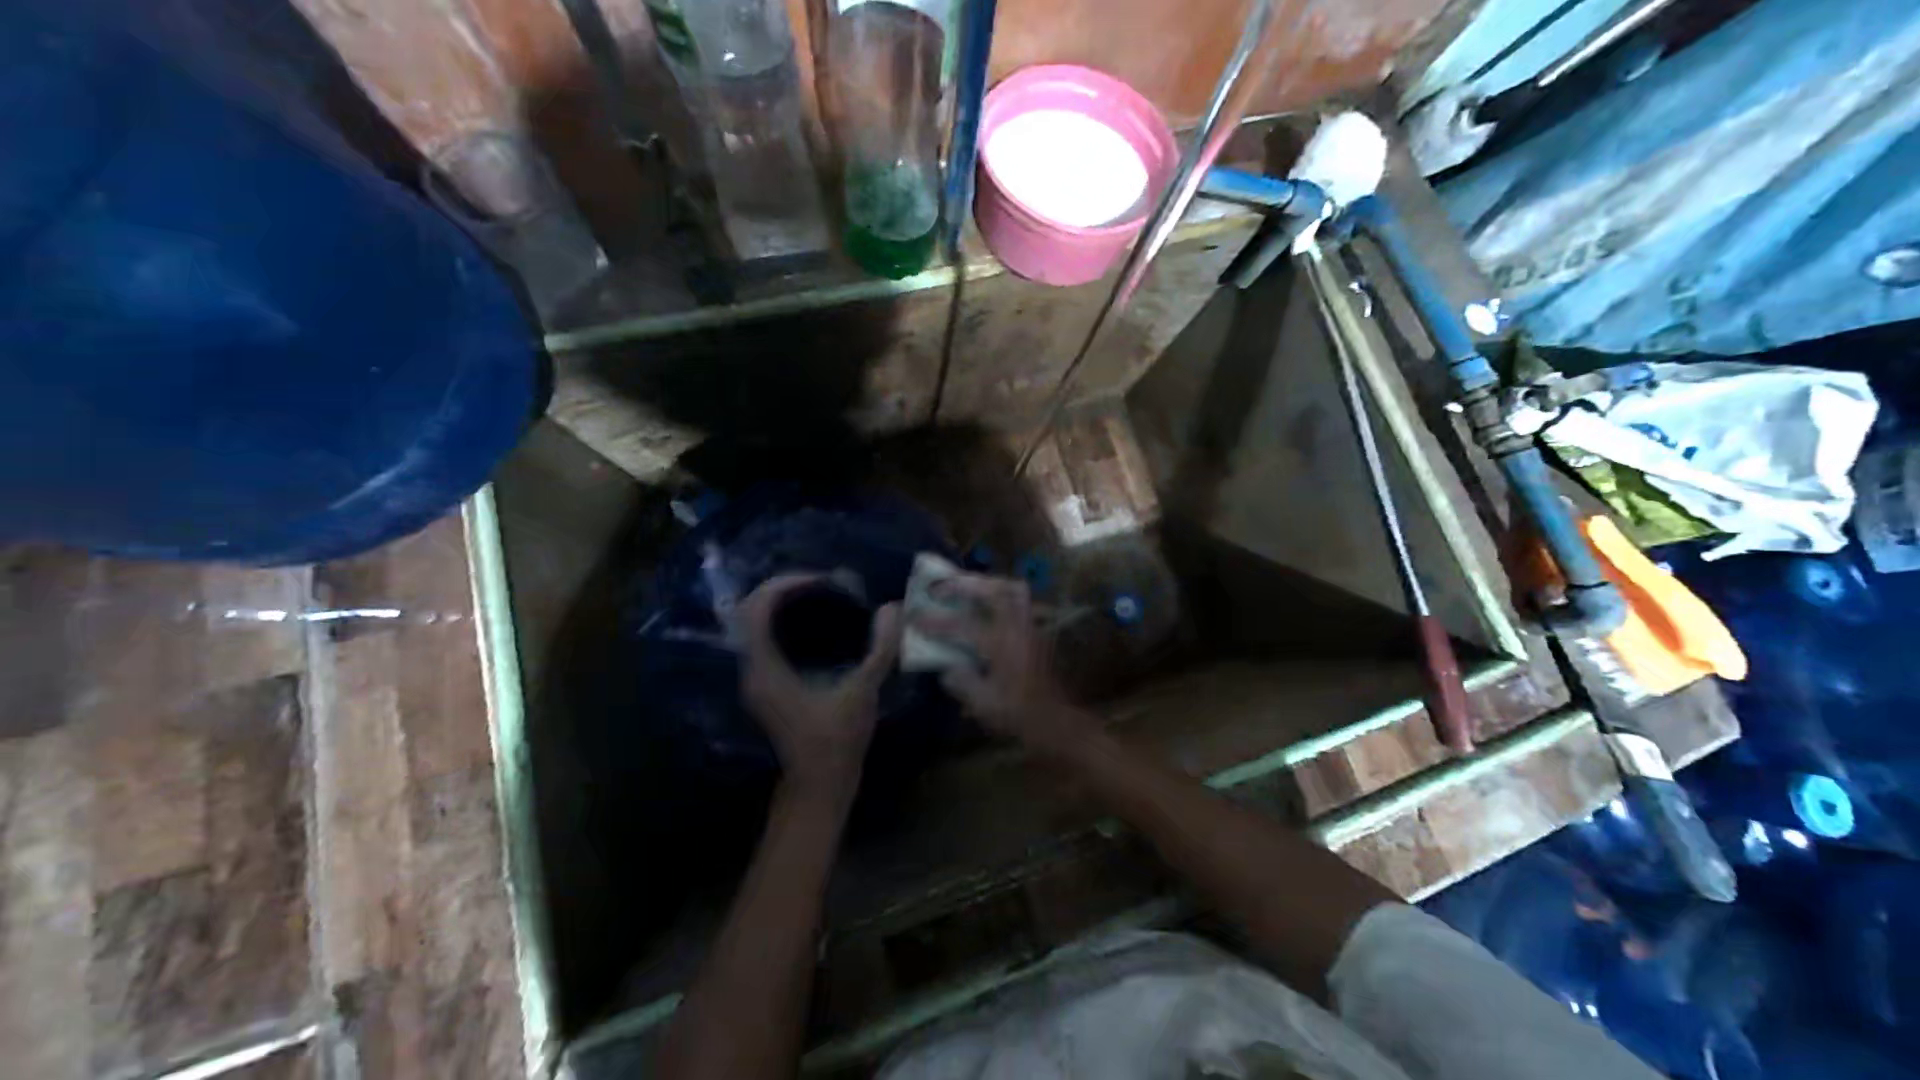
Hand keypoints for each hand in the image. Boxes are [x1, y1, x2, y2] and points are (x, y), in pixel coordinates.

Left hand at [738, 574, 901, 796]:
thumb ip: (879, 649)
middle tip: (822, 584)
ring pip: (756, 626)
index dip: (783, 585)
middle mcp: (752, 669)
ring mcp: (757, 679)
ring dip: (782, 605)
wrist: (820, 785)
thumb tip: (893, 609)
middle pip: (751, 612)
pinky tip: (818, 625)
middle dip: (784, 590)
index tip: (819, 579)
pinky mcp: (767, 686)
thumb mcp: (862, 692)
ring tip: (822, 597)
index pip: (755, 609)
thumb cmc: (836, 741)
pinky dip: (785, 624)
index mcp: (764, 668)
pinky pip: (766, 640)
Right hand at [912, 574, 1096, 753]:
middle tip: (940, 587)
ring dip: (987, 583)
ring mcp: (1030, 627)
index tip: (915, 617)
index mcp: (1001, 645)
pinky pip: (1020, 601)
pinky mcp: (1036, 632)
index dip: (936, 621)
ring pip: (1013, 589)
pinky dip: (1000, 595)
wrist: (1055, 721)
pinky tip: (984, 606)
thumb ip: (960, 680)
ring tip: (965, 587)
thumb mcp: (982, 704)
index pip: (963, 625)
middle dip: (964, 584)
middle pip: (994, 590)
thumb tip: (946, 666)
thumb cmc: (1018, 715)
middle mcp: (1018, 629)